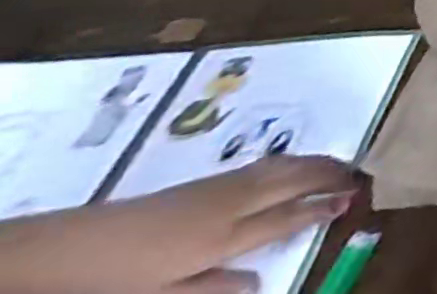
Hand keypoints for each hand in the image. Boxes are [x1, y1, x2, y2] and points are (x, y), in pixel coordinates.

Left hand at [0, 154, 355, 292]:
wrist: (70, 247)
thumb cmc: (118, 280)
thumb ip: (216, 287)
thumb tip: (264, 282)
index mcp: (228, 234)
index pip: (292, 215)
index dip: (324, 207)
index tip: (352, 201)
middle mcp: (236, 203)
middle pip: (298, 179)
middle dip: (333, 175)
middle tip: (361, 177)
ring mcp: (225, 186)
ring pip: (288, 165)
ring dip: (320, 162)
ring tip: (342, 165)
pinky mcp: (214, 180)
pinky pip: (271, 163)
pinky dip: (297, 160)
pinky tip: (300, 164)